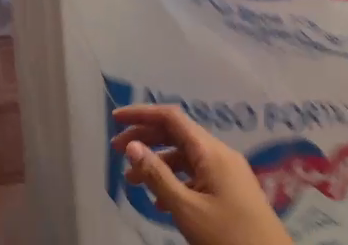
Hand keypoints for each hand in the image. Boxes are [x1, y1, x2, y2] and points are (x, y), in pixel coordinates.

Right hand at [111, 104, 292, 244]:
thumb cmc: (228, 237)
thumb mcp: (187, 209)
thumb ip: (158, 176)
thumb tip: (132, 145)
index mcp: (210, 151)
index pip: (171, 118)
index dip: (142, 114)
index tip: (115, 120)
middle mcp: (220, 153)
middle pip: (177, 134)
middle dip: (146, 138)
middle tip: (116, 151)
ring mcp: (228, 172)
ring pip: (186, 156)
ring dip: (158, 163)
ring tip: (132, 182)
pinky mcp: (232, 190)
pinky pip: (197, 174)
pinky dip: (175, 180)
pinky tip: (160, 201)